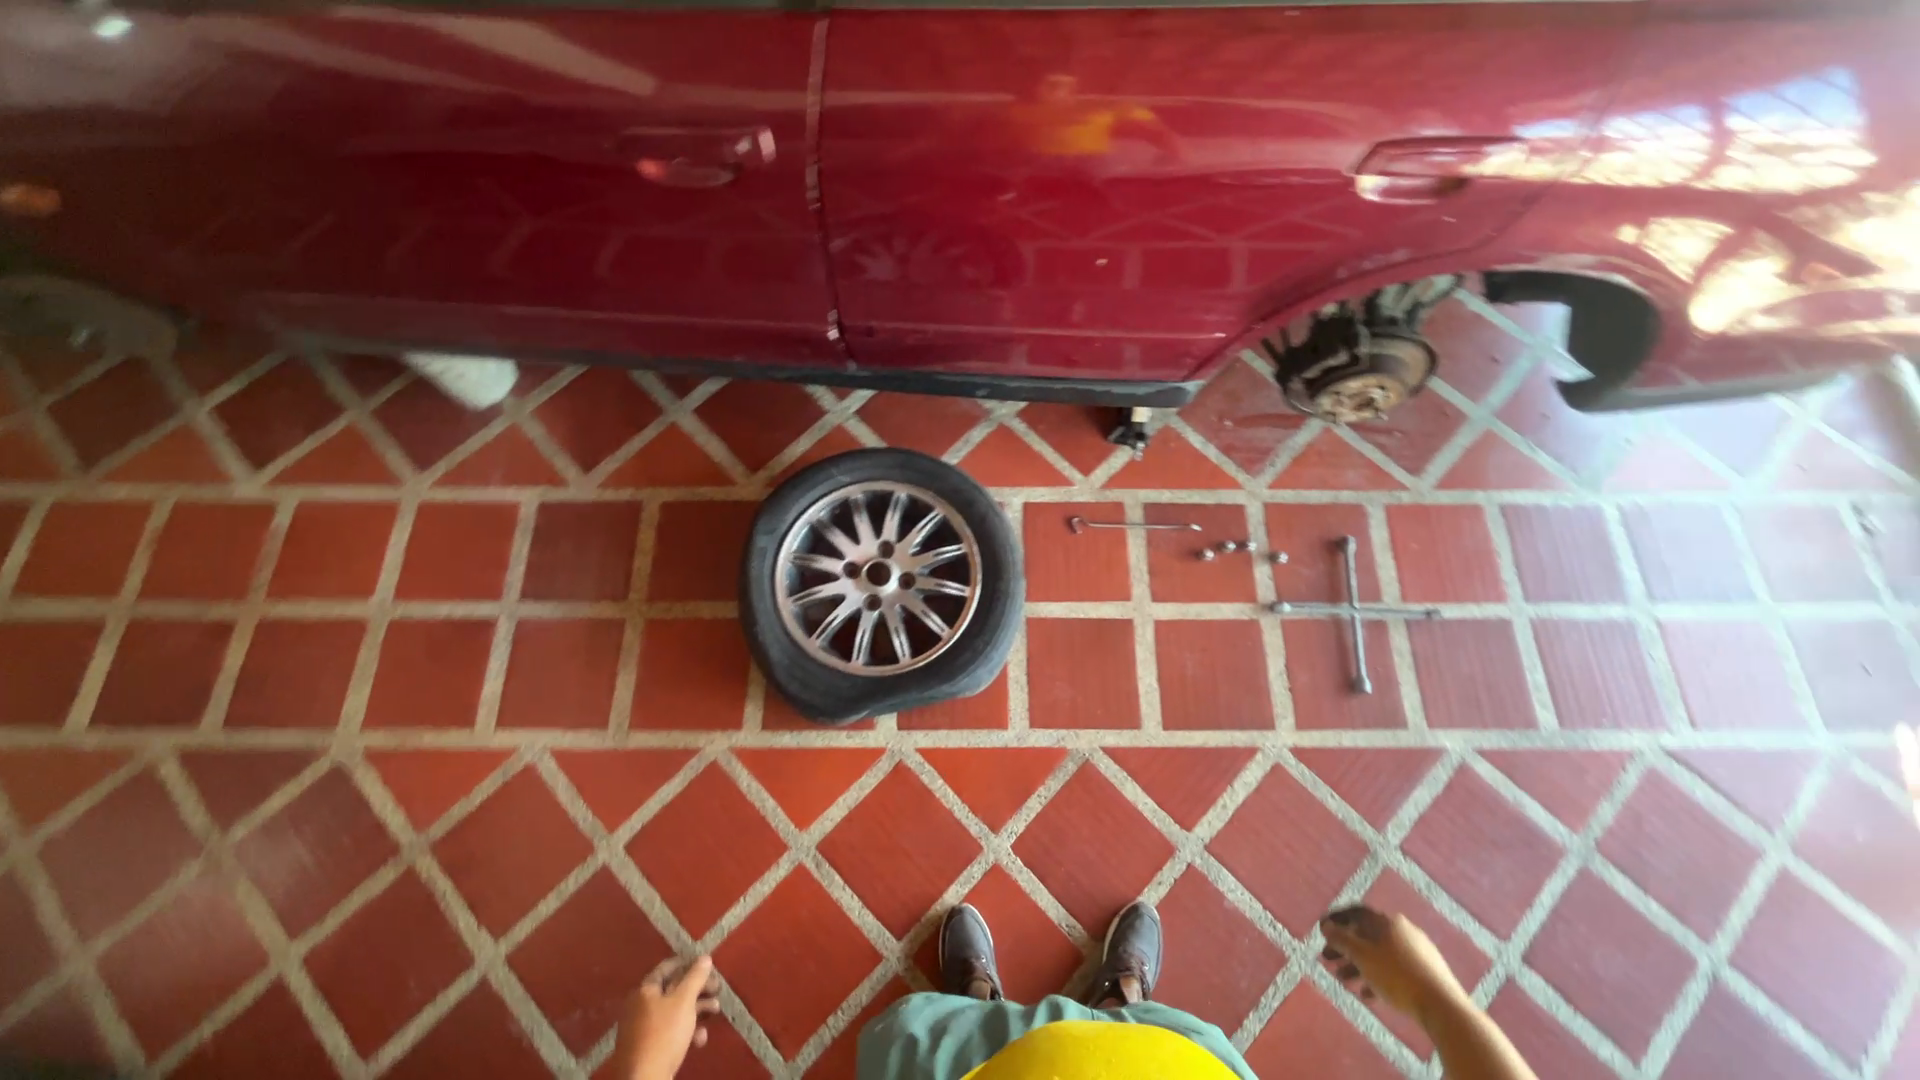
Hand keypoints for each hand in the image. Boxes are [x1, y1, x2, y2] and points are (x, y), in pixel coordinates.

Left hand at [611, 956, 720, 1079]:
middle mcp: (641, 1005)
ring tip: (715, 1010)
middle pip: (673, 989)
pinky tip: (699, 1039)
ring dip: (697, 1009)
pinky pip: (670, 1031)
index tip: (708, 965)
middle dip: (698, 989)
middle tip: (717, 988)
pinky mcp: (648, 1047)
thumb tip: (705, 957)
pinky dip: (686, 1030)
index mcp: (645, 990)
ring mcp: (643, 1028)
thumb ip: (695, 978)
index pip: (667, 966)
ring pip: (674, 1011)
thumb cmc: (664, 1033)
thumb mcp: (684, 1001)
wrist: (644, 1079)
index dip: (688, 963)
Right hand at [1319, 906, 1468, 1022]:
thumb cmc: (1396, 976)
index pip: (1356, 912)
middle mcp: (1403, 930)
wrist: (1442, 1006)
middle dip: (1345, 948)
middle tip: (1328, 959)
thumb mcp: (1362, 957)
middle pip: (1367, 935)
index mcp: (1387, 922)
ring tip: (1344, 980)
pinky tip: (1368, 994)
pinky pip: (1395, 969)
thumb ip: (1341, 939)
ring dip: (1359, 965)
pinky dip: (1378, 977)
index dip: (1336, 918)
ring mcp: (1417, 951)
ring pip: (1380, 954)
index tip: (1322, 929)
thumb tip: (1325, 925)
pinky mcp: (1427, 972)